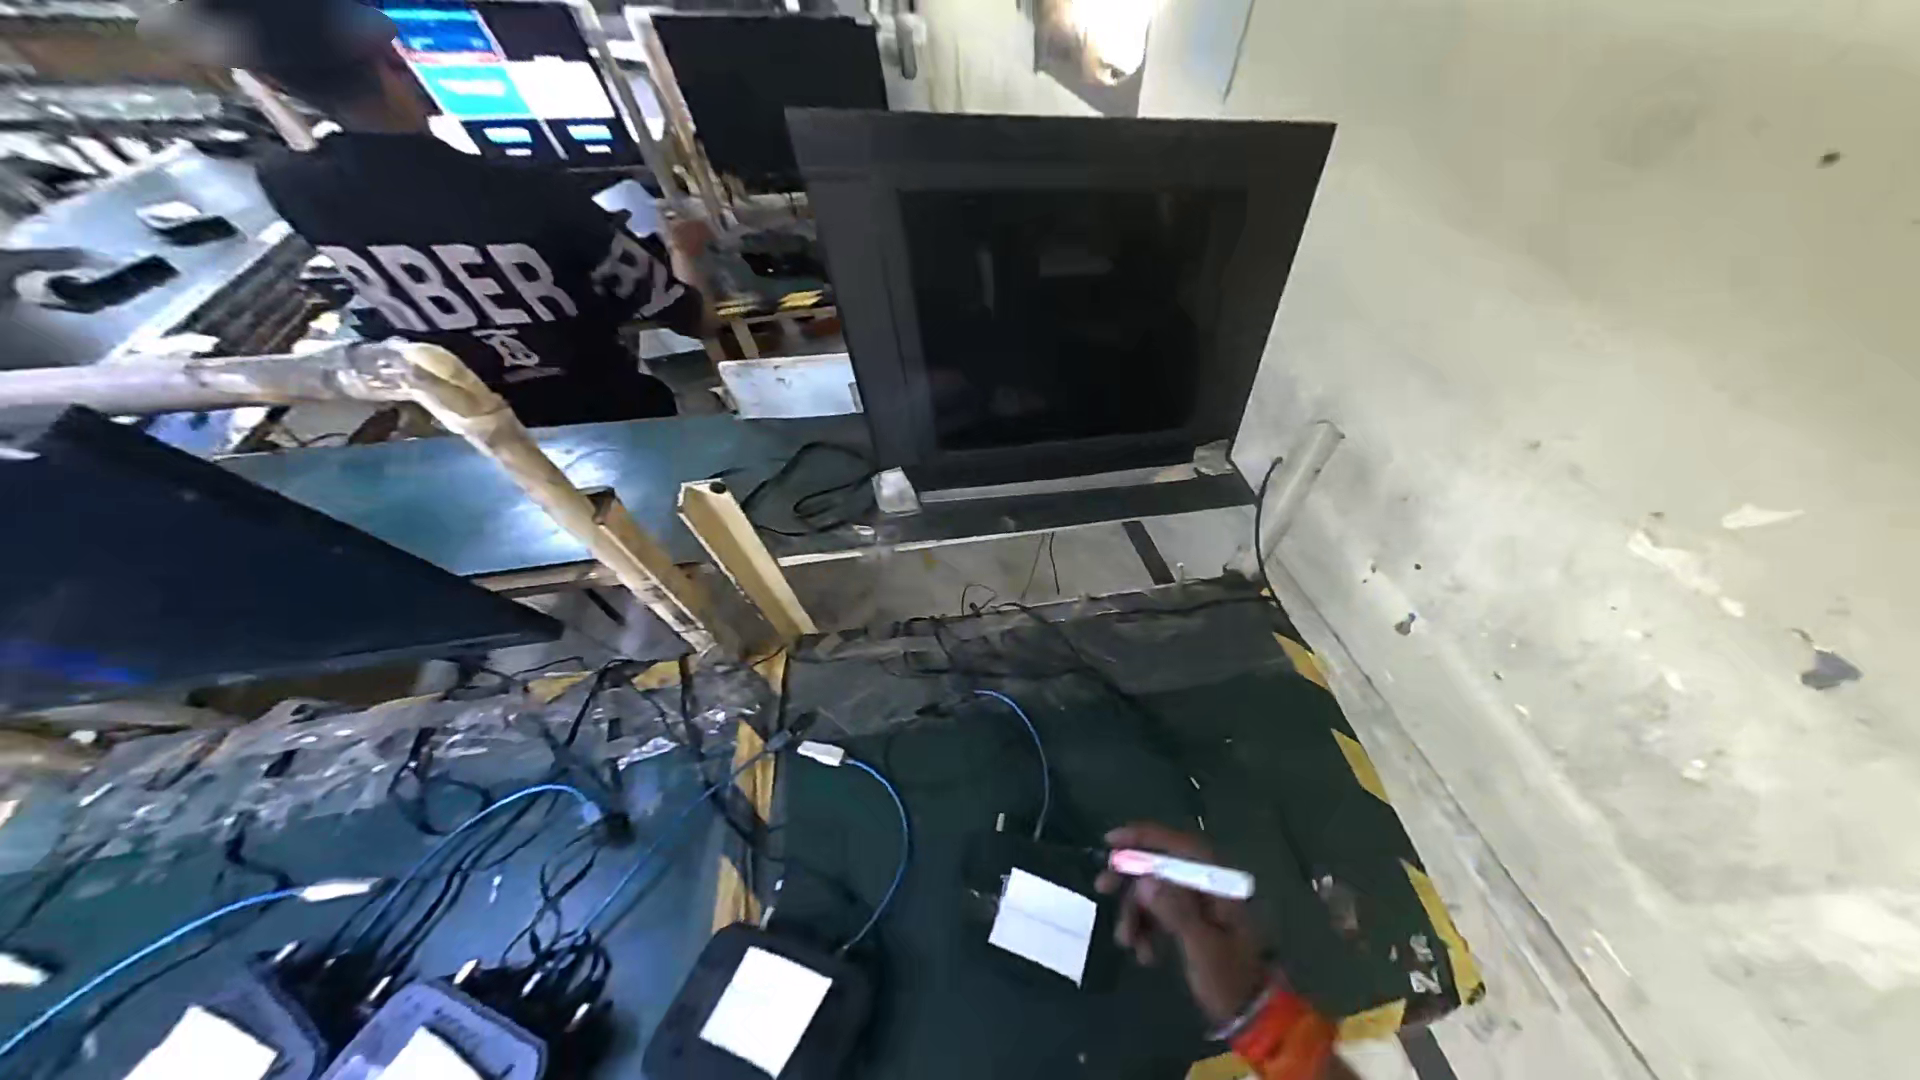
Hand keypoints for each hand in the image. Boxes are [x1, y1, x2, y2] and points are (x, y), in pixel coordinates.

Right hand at [1095, 823, 1270, 1026]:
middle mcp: (1206, 885)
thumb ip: (1175, 910)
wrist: (1253, 1020)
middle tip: (1102, 886)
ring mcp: (1197, 903)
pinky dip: (1145, 927)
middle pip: (1160, 866)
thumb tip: (1143, 879)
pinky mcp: (1190, 920)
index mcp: (1218, 883)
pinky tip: (1143, 953)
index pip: (1178, 845)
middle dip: (1129, 878)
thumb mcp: (1202, 948)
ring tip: (1127, 942)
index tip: (1111, 841)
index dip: (1143, 837)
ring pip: (1154, 890)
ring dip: (1135, 912)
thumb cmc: (1230, 981)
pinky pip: (1158, 911)